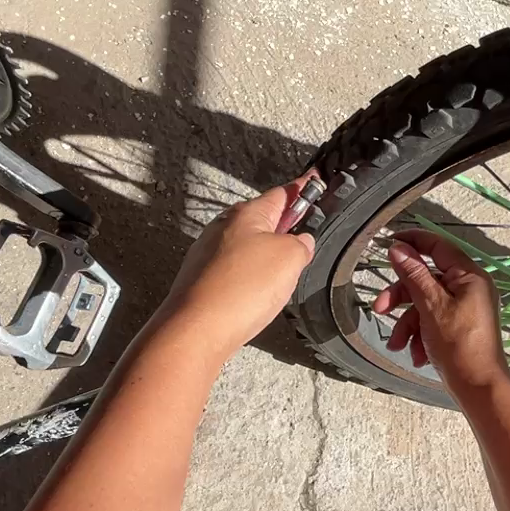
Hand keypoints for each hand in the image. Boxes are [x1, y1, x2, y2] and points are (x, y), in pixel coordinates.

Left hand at [152, 175, 317, 357]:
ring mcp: (210, 254)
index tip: (312, 181)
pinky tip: (259, 295)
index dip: (301, 189)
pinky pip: (237, 271)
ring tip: (285, 274)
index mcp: (246, 214)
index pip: (281, 193)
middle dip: (285, 227)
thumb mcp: (289, 258)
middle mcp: (223, 229)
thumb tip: (301, 243)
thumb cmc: (240, 290)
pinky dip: (253, 278)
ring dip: (269, 256)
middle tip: (305, 235)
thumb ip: (301, 244)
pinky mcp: (204, 280)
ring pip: (250, 248)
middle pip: (263, 220)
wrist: (197, 330)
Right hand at [371, 230, 509, 392]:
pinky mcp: (458, 328)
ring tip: (399, 345)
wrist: (478, 388)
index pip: (438, 247)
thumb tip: (398, 248)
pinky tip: (416, 355)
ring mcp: (464, 309)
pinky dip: (419, 336)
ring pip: (424, 305)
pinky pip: (432, 322)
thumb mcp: (431, 306)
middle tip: (379, 308)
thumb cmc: (459, 345)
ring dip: (407, 324)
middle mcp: (469, 288)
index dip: (413, 241)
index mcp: (469, 276)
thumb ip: (414, 274)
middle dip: (401, 297)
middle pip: (425, 280)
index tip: (389, 242)